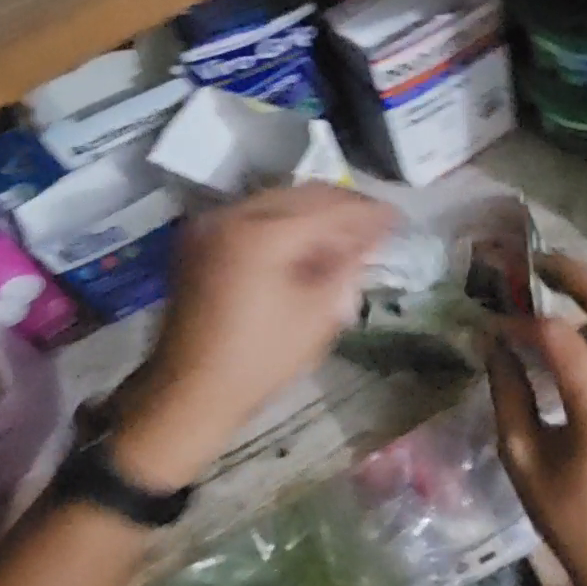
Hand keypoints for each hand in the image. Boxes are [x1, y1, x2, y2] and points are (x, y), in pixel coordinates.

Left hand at [112, 184, 396, 488]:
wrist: (189, 391)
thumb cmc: (260, 360)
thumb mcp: (318, 314)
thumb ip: (348, 264)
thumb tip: (372, 236)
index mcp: (262, 232)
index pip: (328, 205)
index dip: (367, 211)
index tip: (396, 217)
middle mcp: (232, 214)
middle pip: (301, 194)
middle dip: (342, 207)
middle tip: (375, 224)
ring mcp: (211, 224)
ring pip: (276, 201)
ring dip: (314, 213)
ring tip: (345, 235)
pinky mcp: (200, 239)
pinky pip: (252, 215)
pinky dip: (284, 222)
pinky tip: (306, 243)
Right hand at [488, 253, 586, 585]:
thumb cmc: (575, 521)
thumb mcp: (525, 460)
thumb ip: (508, 393)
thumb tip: (493, 344)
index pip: (557, 335)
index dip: (519, 321)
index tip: (491, 322)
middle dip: (574, 274)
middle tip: (536, 265)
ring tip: (550, 297)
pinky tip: (579, 341)